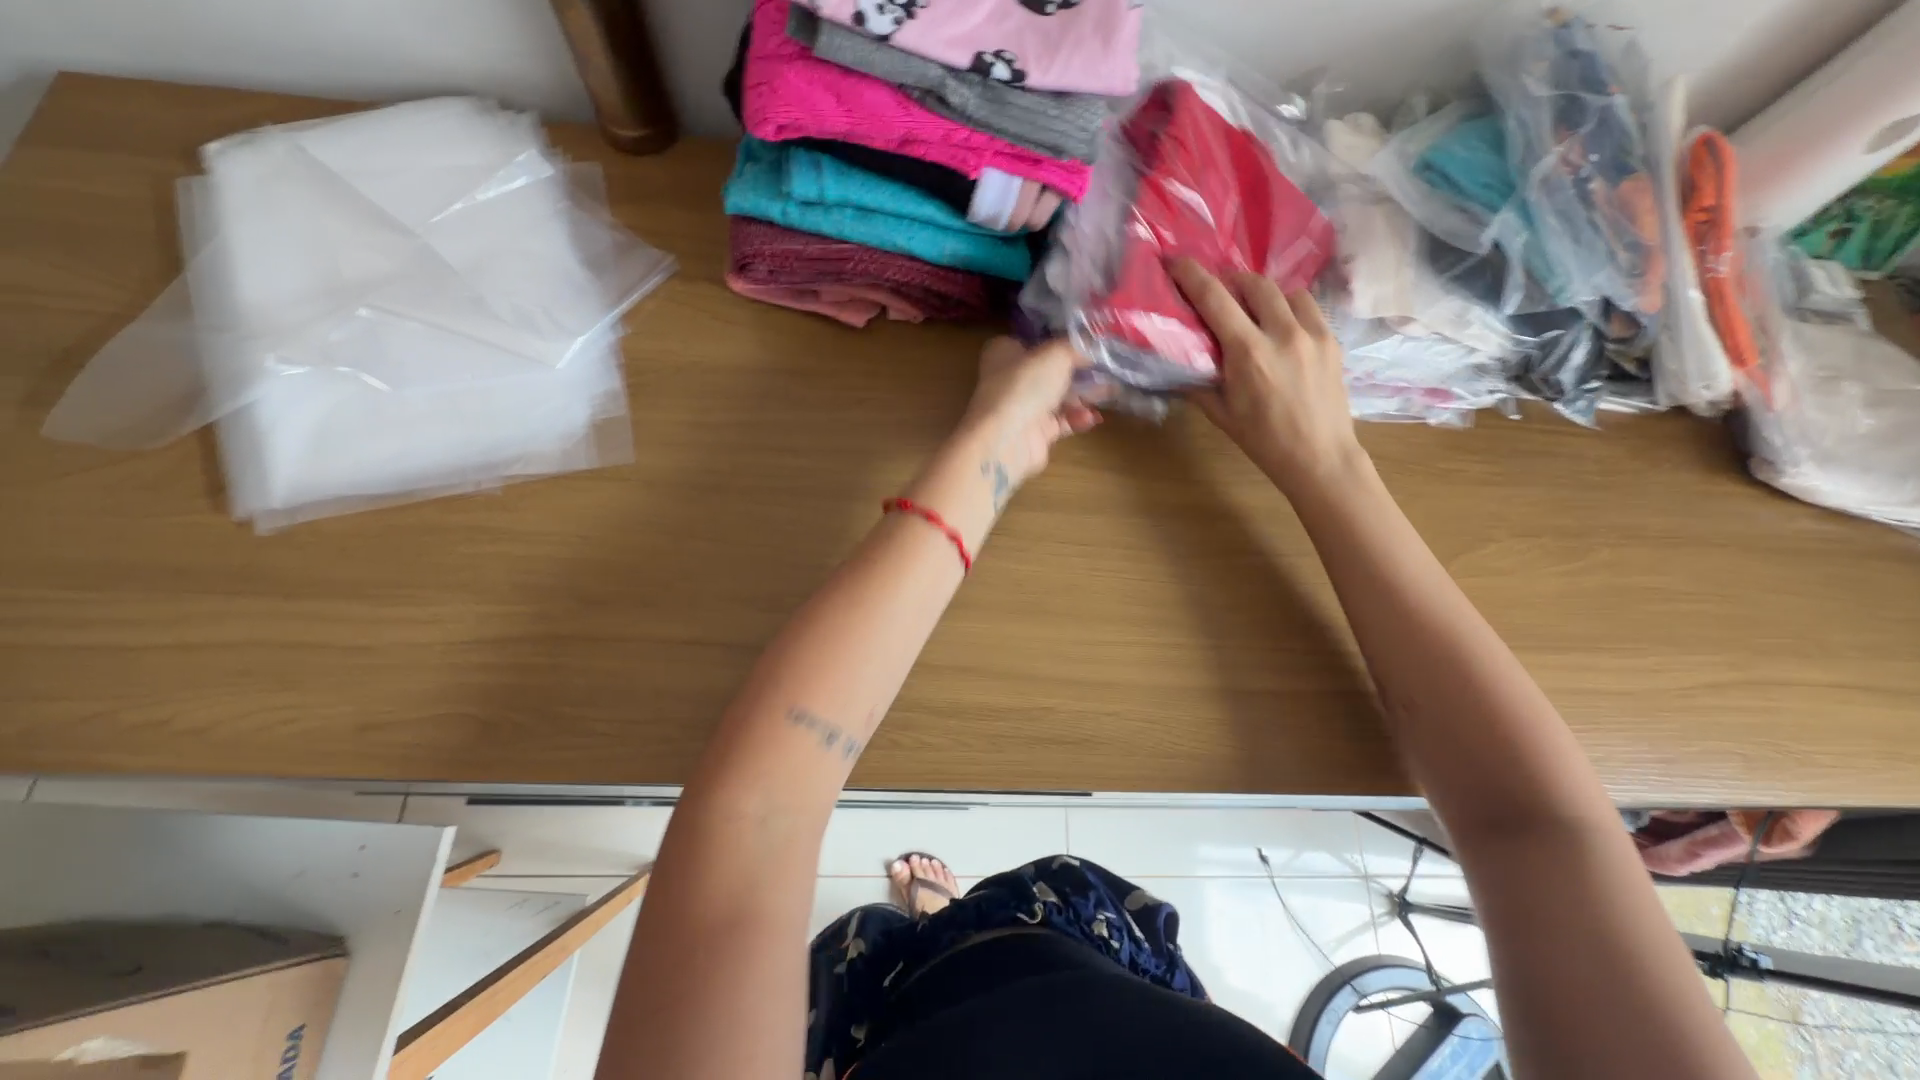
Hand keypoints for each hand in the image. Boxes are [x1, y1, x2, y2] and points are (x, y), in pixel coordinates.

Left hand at [957, 337, 1101, 490]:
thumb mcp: (1056, 354)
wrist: (1007, 439)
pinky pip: (1061, 421)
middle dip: (1080, 370)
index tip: (1091, 341)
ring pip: (1058, 397)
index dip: (1062, 340)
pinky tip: (1093, 417)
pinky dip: (1077, 418)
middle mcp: (1010, 378)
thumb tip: (1093, 344)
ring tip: (1111, 390)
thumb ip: (1076, 346)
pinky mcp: (1034, 432)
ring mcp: (1022, 407)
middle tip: (1108, 367)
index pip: (1036, 341)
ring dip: (1084, 394)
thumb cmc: (1025, 385)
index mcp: (1005, 351)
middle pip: (1050, 370)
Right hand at [1170, 258, 1366, 495]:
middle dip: (1231, 279)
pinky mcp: (1332, 340)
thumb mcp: (1221, 414)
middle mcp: (1282, 334)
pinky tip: (1282, 324)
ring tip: (1253, 307)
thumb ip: (1198, 382)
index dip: (1192, 275)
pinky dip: (1289, 307)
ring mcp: (1313, 334)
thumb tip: (1177, 360)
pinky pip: (1308, 307)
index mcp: (1249, 353)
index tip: (1176, 261)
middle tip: (1218, 289)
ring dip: (1263, 292)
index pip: (1215, 299)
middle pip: (1253, 283)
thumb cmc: (1263, 441)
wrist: (1319, 457)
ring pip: (1285, 290)